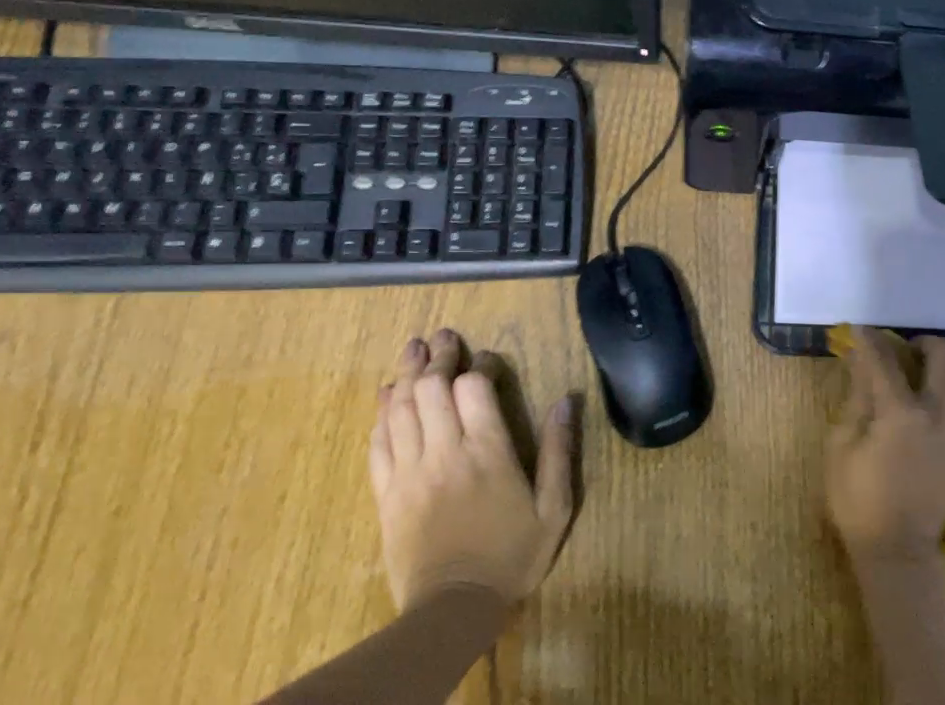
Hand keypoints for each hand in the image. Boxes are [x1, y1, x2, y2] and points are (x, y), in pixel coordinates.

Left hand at [368, 329, 575, 611]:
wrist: (453, 607)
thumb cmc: (512, 555)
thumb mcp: (554, 508)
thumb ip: (558, 451)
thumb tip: (566, 402)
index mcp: (488, 452)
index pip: (474, 388)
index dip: (479, 366)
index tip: (486, 360)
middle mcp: (445, 452)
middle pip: (432, 388)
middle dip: (438, 356)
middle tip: (444, 337)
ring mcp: (409, 471)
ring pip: (401, 408)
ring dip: (407, 373)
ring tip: (414, 349)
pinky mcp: (386, 492)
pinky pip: (378, 442)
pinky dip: (382, 412)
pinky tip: (388, 395)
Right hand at [826, 330, 944, 562]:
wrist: (897, 548)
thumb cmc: (858, 499)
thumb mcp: (841, 446)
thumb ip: (856, 398)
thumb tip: (859, 361)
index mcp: (899, 414)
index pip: (885, 360)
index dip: (870, 340)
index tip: (861, 331)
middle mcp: (938, 414)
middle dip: (923, 342)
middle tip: (907, 353)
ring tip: (930, 375)